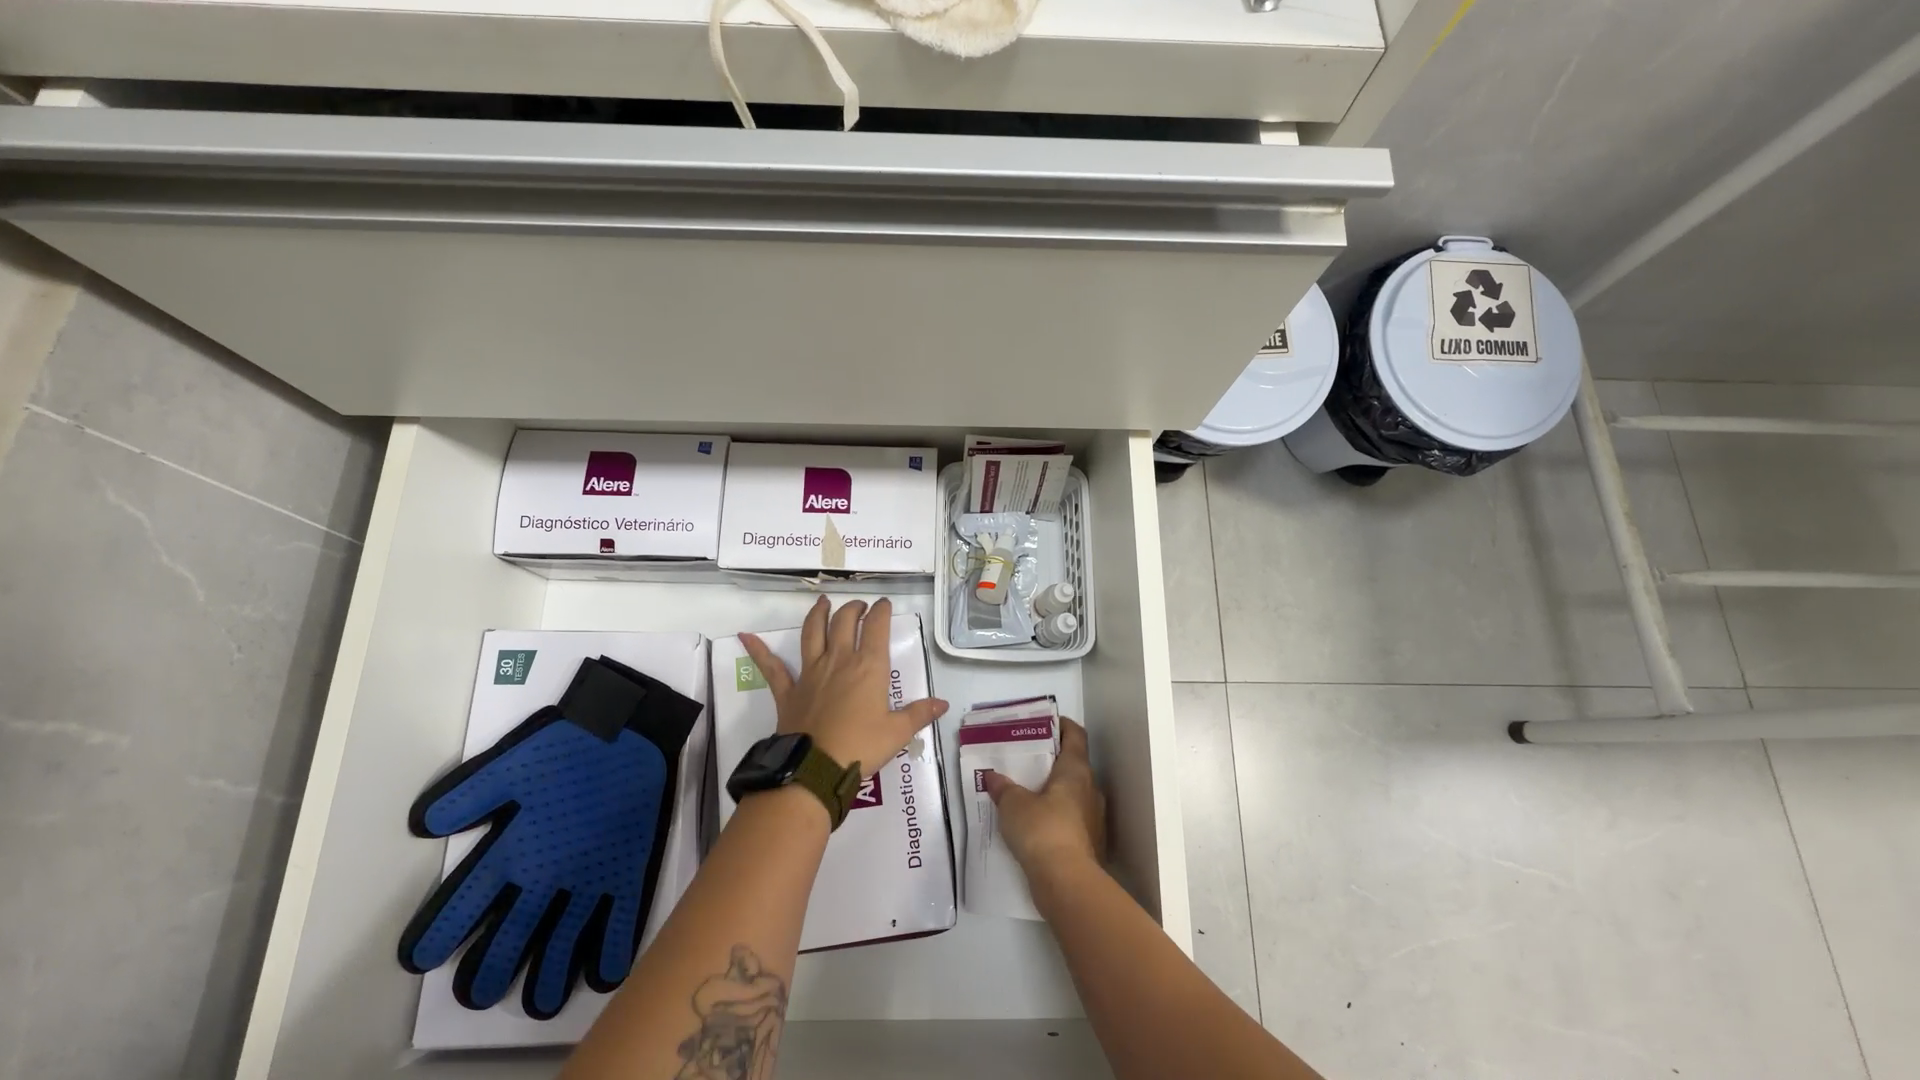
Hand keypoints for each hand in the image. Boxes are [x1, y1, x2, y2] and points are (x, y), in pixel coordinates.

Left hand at [739, 597, 948, 778]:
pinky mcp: (788, 691)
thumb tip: (942, 704)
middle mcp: (839, 661)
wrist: (816, 768)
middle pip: (843, 623)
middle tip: (859, 606)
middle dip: (853, 609)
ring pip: (812, 633)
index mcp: (868, 667)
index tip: (884, 604)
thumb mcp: (897, 732)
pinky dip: (759, 651)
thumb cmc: (861, 747)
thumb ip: (919, 714)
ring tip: (822, 602)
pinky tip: (745, 636)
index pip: (876, 628)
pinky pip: (772, 667)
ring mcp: (810, 673)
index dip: (881, 612)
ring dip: (817, 614)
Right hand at [983, 718, 1105, 872]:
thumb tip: (993, 777)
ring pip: (1074, 794)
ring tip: (1028, 794)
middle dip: (1053, 761)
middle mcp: (1090, 790)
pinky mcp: (1091, 843)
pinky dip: (1057, 817)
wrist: (1067, 882)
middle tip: (1027, 761)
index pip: (1076, 736)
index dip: (1063, 726)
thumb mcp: (1013, 805)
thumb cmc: (1042, 830)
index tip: (1047, 723)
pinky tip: (1036, 826)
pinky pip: (1072, 820)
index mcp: (1076, 771)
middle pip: (1075, 765)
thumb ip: (1003, 788)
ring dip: (1055, 792)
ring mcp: (1094, 818)